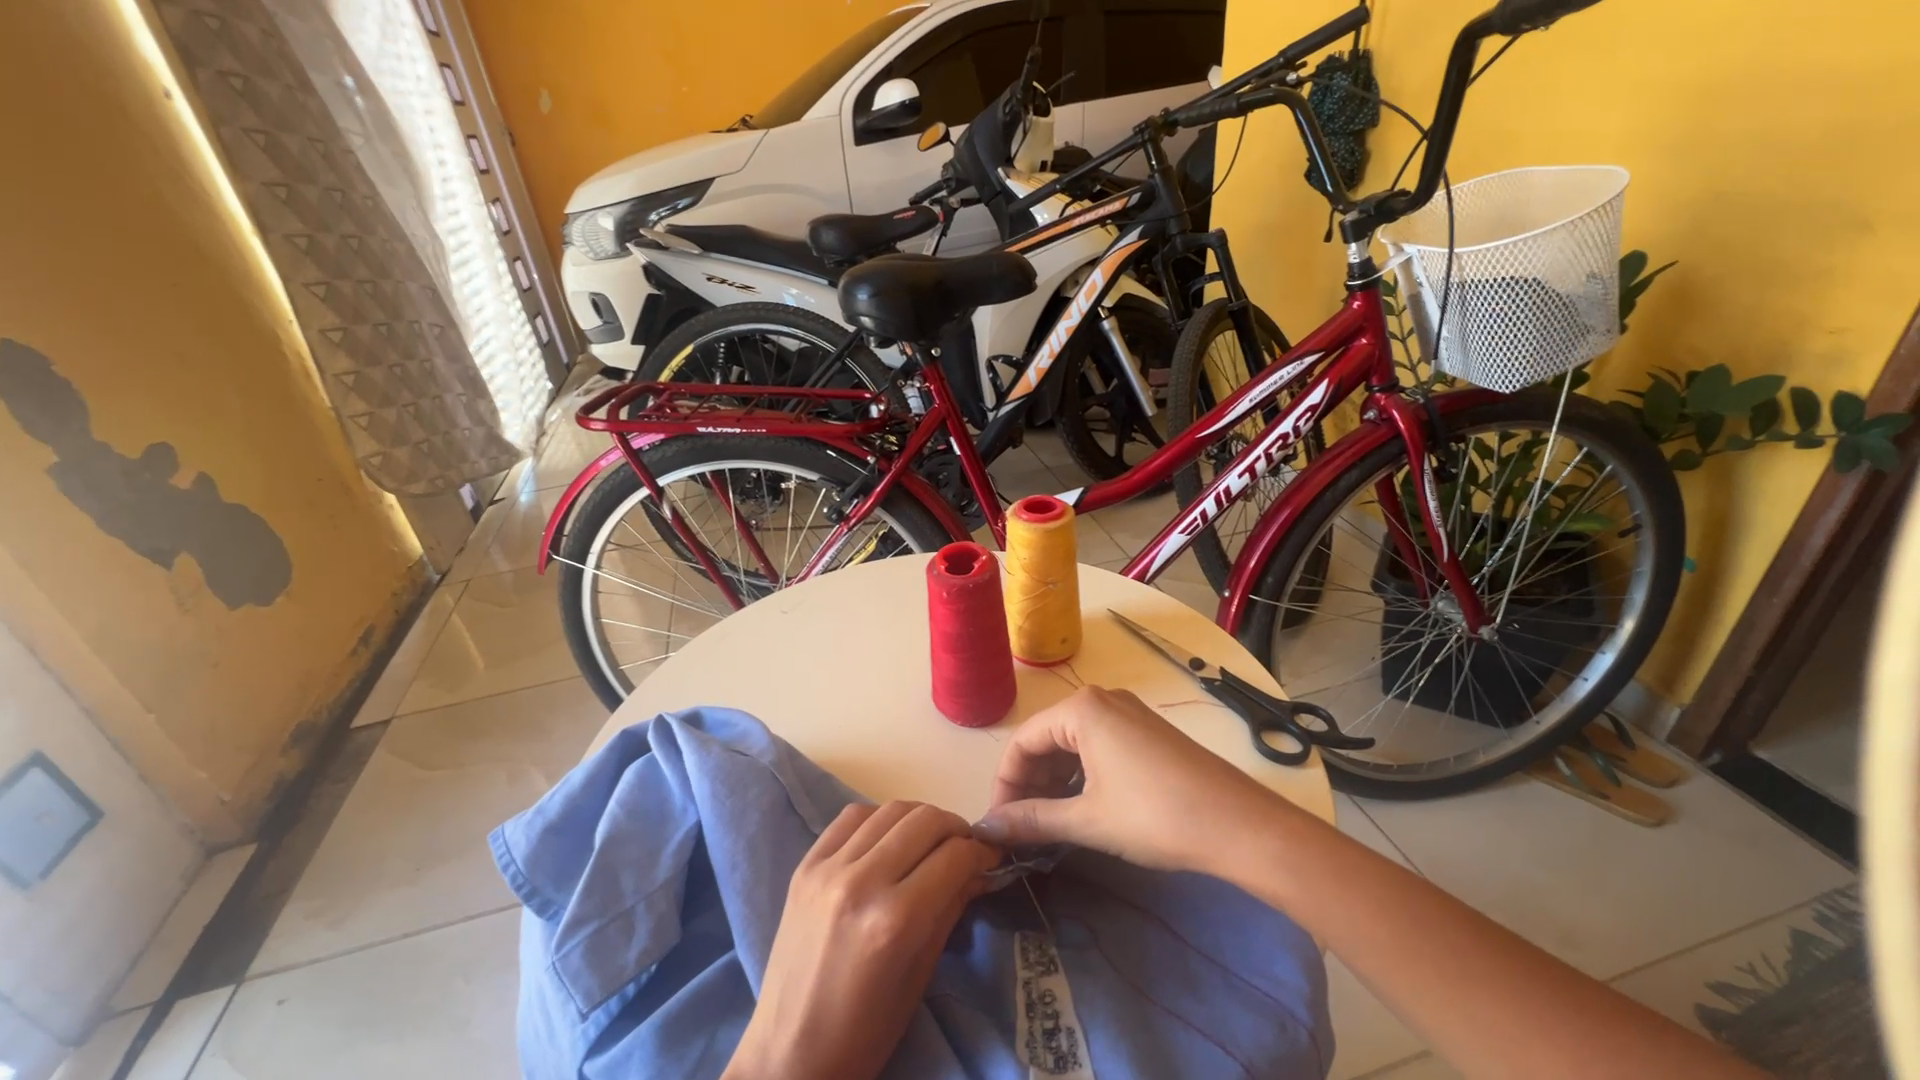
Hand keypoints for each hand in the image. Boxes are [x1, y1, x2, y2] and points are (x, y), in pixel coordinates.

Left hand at [724, 801, 999, 1079]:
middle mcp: (861, 882)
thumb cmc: (866, 1029)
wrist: (790, 1051)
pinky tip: (888, 841)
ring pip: (890, 809)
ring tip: (929, 843)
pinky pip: (851, 817)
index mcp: (896, 920)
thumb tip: (981, 868)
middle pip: (926, 820)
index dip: (982, 853)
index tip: (991, 858)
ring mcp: (827, 869)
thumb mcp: (921, 973)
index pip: (955, 856)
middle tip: (964, 850)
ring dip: (920, 820)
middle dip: (956, 829)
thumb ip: (951, 909)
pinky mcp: (804, 866)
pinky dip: (879, 820)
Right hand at [974, 685, 1290, 875]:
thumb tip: (986, 827)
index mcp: (1081, 709)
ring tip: (1050, 826)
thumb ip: (1033, 820)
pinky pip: (1099, 748)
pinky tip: (1083, 810)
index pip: (1022, 743)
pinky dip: (1082, 778)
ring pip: (1073, 746)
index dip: (1005, 786)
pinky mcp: (1148, 734)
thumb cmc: (1155, 816)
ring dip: (1055, 784)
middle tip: (1023, 830)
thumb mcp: (1087, 820)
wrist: (1239, 825)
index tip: (999, 826)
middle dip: (1030, 784)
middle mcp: (1103, 700)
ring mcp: (1130, 714)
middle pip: (1046, 740)